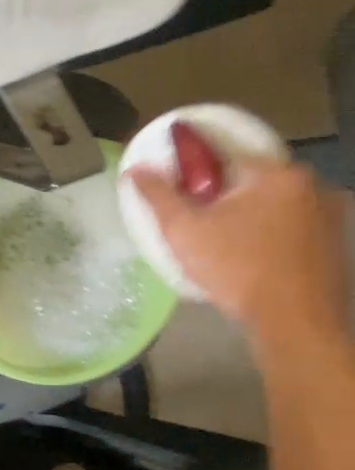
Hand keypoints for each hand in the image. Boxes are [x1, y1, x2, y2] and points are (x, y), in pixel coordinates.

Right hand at [128, 160, 349, 345]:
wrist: (292, 313)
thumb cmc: (234, 265)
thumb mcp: (182, 228)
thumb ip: (158, 194)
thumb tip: (136, 168)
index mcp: (275, 173)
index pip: (222, 156)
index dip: (190, 171)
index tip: (172, 189)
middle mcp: (310, 182)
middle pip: (248, 178)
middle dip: (217, 193)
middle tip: (191, 220)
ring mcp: (328, 209)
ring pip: (269, 200)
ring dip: (242, 210)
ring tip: (216, 239)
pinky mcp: (333, 234)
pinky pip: (288, 219)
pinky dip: (264, 227)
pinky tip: (245, 251)